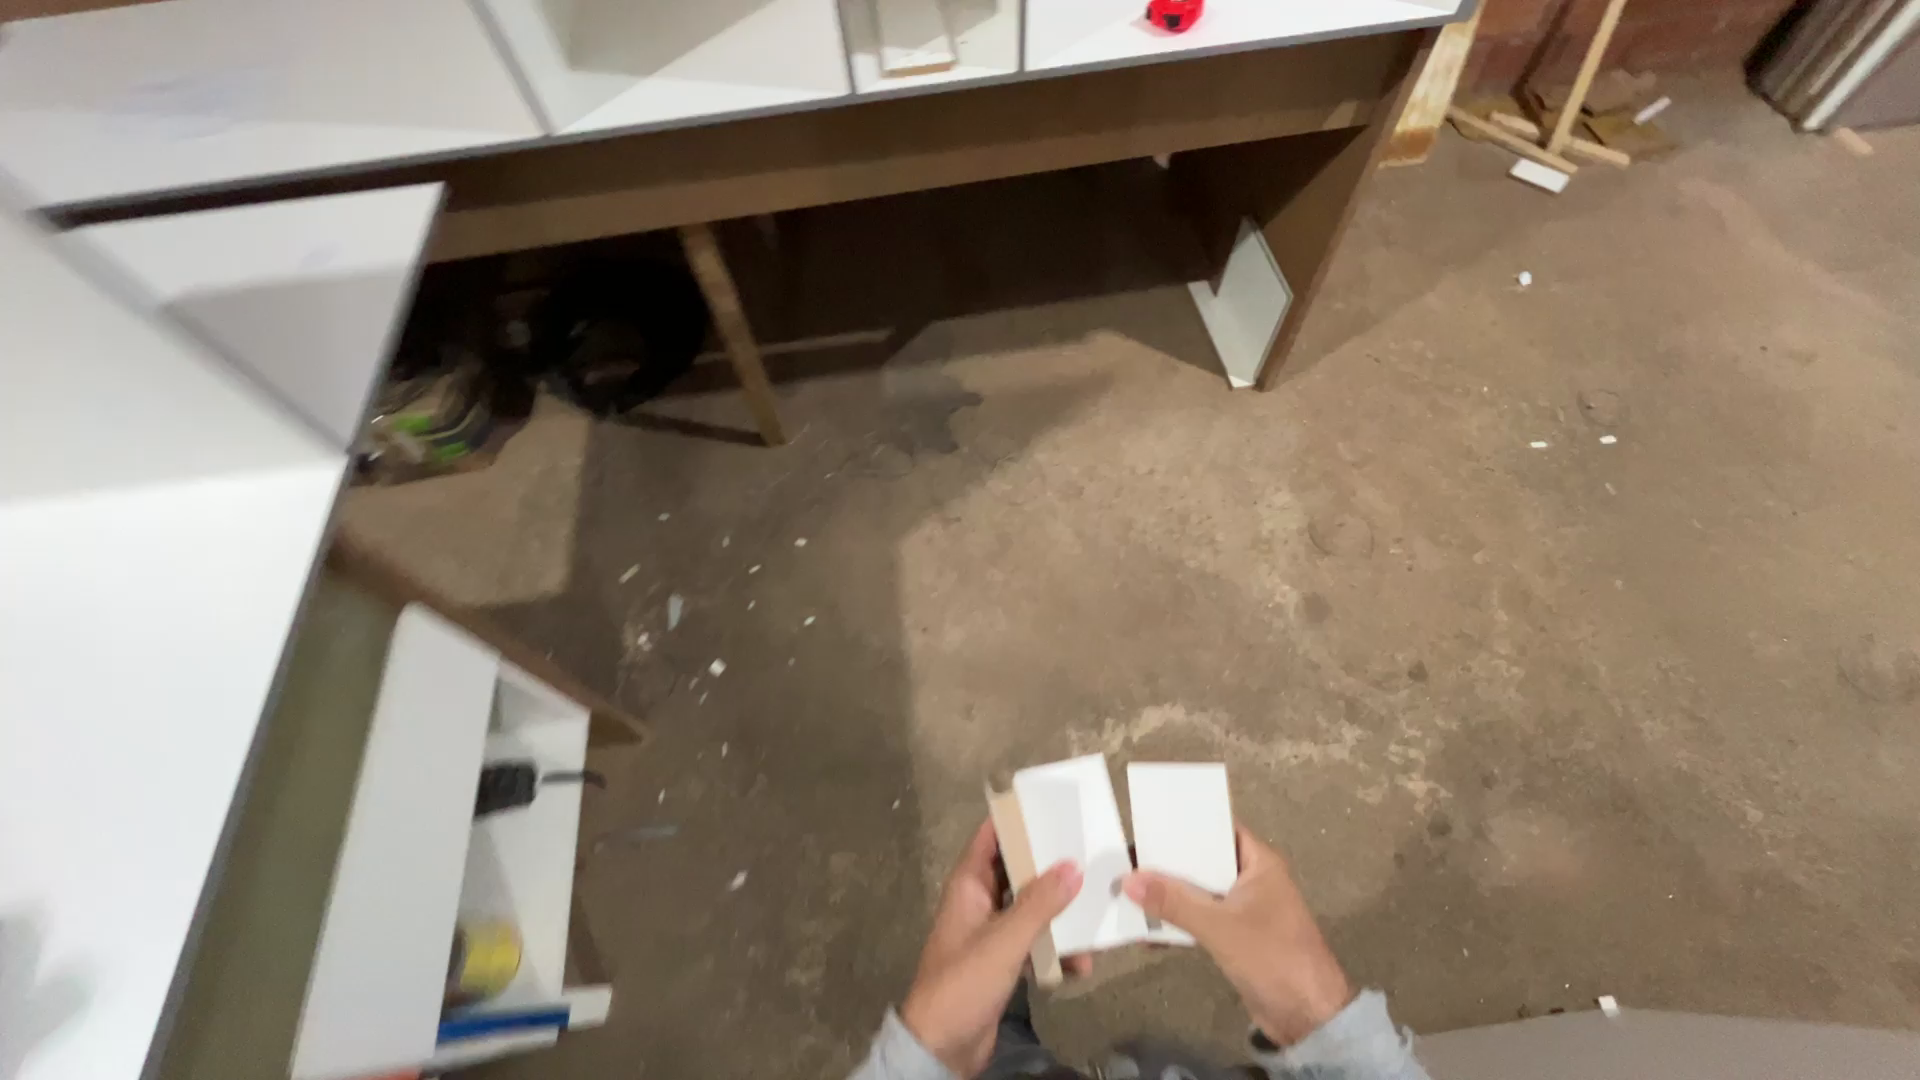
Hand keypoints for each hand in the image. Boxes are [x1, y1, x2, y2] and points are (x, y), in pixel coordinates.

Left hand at [900, 819, 1084, 1076]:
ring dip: (1058, 910)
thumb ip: (1039, 904)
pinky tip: (1081, 961)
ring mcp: (990, 930)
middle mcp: (979, 900)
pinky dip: (1055, 947)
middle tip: (1087, 852)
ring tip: (1094, 908)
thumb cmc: (963, 982)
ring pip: (1029, 906)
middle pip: (1017, 869)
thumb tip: (1074, 865)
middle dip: (1049, 864)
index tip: (1052, 805)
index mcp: (968, 884)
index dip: (1017, 818)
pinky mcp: (1002, 960)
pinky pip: (1034, 941)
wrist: (941, 1047)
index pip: (991, 835)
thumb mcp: (1004, 940)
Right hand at [1123, 824, 1351, 1046]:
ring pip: (1198, 890)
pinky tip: (1148, 929)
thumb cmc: (1273, 958)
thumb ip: (1173, 902)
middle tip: (1128, 857)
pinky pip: (1200, 917)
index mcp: (1259, 862)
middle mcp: (1251, 879)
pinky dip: (1178, 920)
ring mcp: (1244, 909)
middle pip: (1202, 860)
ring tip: (1130, 890)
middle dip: (1167, 862)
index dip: (1183, 824)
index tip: (1146, 822)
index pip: (1216, 828)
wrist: (1310, 1021)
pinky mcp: (1236, 936)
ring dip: (1169, 895)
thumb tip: (1129, 880)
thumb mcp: (1219, 926)